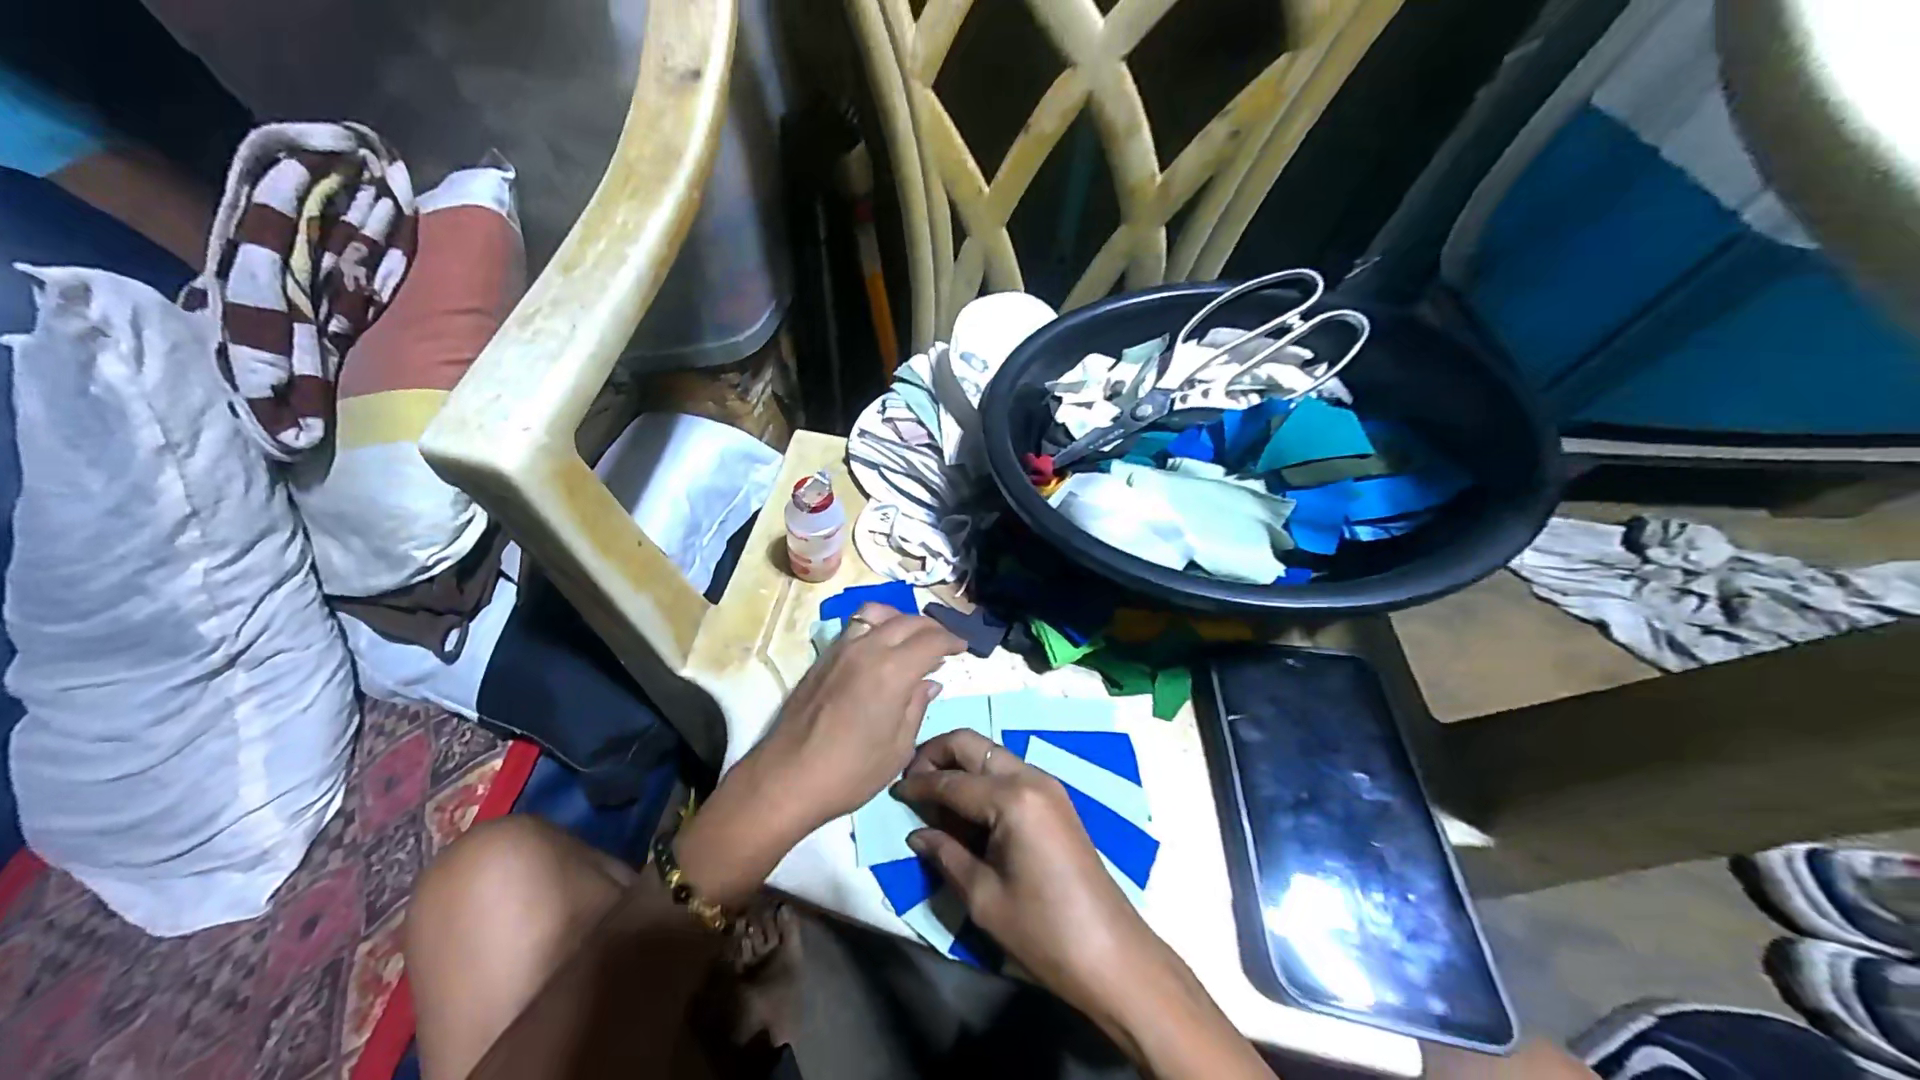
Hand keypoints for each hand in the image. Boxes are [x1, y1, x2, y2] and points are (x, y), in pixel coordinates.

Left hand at [678, 604, 961, 906]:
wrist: (786, 779)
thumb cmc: (850, 772)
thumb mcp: (898, 748)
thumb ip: (917, 707)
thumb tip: (929, 682)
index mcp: (892, 670)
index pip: (931, 640)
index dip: (952, 641)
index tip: (963, 648)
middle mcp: (867, 649)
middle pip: (907, 621)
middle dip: (931, 628)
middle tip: (944, 644)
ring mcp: (840, 649)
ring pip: (876, 613)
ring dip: (901, 619)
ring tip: (912, 638)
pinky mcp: (822, 658)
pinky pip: (856, 626)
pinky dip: (877, 626)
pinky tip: (881, 649)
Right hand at [895, 730, 1274, 1079]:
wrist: (1111, 954)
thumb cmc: (1042, 930)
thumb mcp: (983, 897)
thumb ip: (946, 854)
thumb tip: (918, 834)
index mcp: (1012, 798)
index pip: (951, 780)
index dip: (916, 785)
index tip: (890, 790)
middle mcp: (1031, 778)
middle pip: (972, 744)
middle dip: (936, 754)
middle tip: (911, 780)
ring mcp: (1048, 786)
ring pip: (992, 755)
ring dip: (960, 765)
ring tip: (934, 798)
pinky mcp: (1056, 801)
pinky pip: (1010, 773)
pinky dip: (983, 779)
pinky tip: (966, 809)